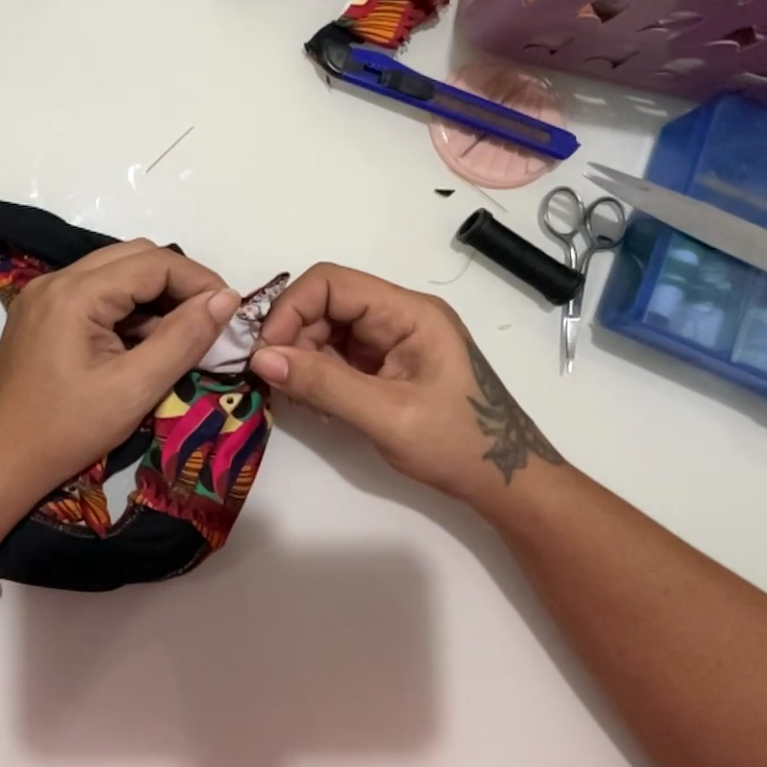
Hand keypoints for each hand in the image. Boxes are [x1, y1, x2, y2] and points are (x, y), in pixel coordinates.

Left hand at [0, 240, 239, 501]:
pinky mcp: (39, 313)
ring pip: (114, 273)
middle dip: (177, 283)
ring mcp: (42, 295)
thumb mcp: (135, 389)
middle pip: (132, 258)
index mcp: (74, 293)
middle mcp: (54, 280)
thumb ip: (183, 339)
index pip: (152, 262)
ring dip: (152, 295)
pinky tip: (144, 341)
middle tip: (210, 320)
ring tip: (183, 333)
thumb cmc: (68, 430)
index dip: (198, 280)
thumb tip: (225, 299)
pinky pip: (93, 293)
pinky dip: (126, 308)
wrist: (2, 463)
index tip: (230, 312)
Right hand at [248, 263, 564, 501]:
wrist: (506, 484)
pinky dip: (317, 375)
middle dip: (293, 338)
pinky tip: (317, 405)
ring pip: (326, 330)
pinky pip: (337, 355)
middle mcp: (399, 316)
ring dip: (302, 359)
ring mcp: (393, 340)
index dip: (291, 309)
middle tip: (278, 381)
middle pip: (325, 304)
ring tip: (300, 398)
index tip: (268, 353)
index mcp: (409, 313)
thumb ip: (322, 384)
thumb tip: (260, 358)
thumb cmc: (457, 446)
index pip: (331, 283)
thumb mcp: (386, 416)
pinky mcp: (386, 364)